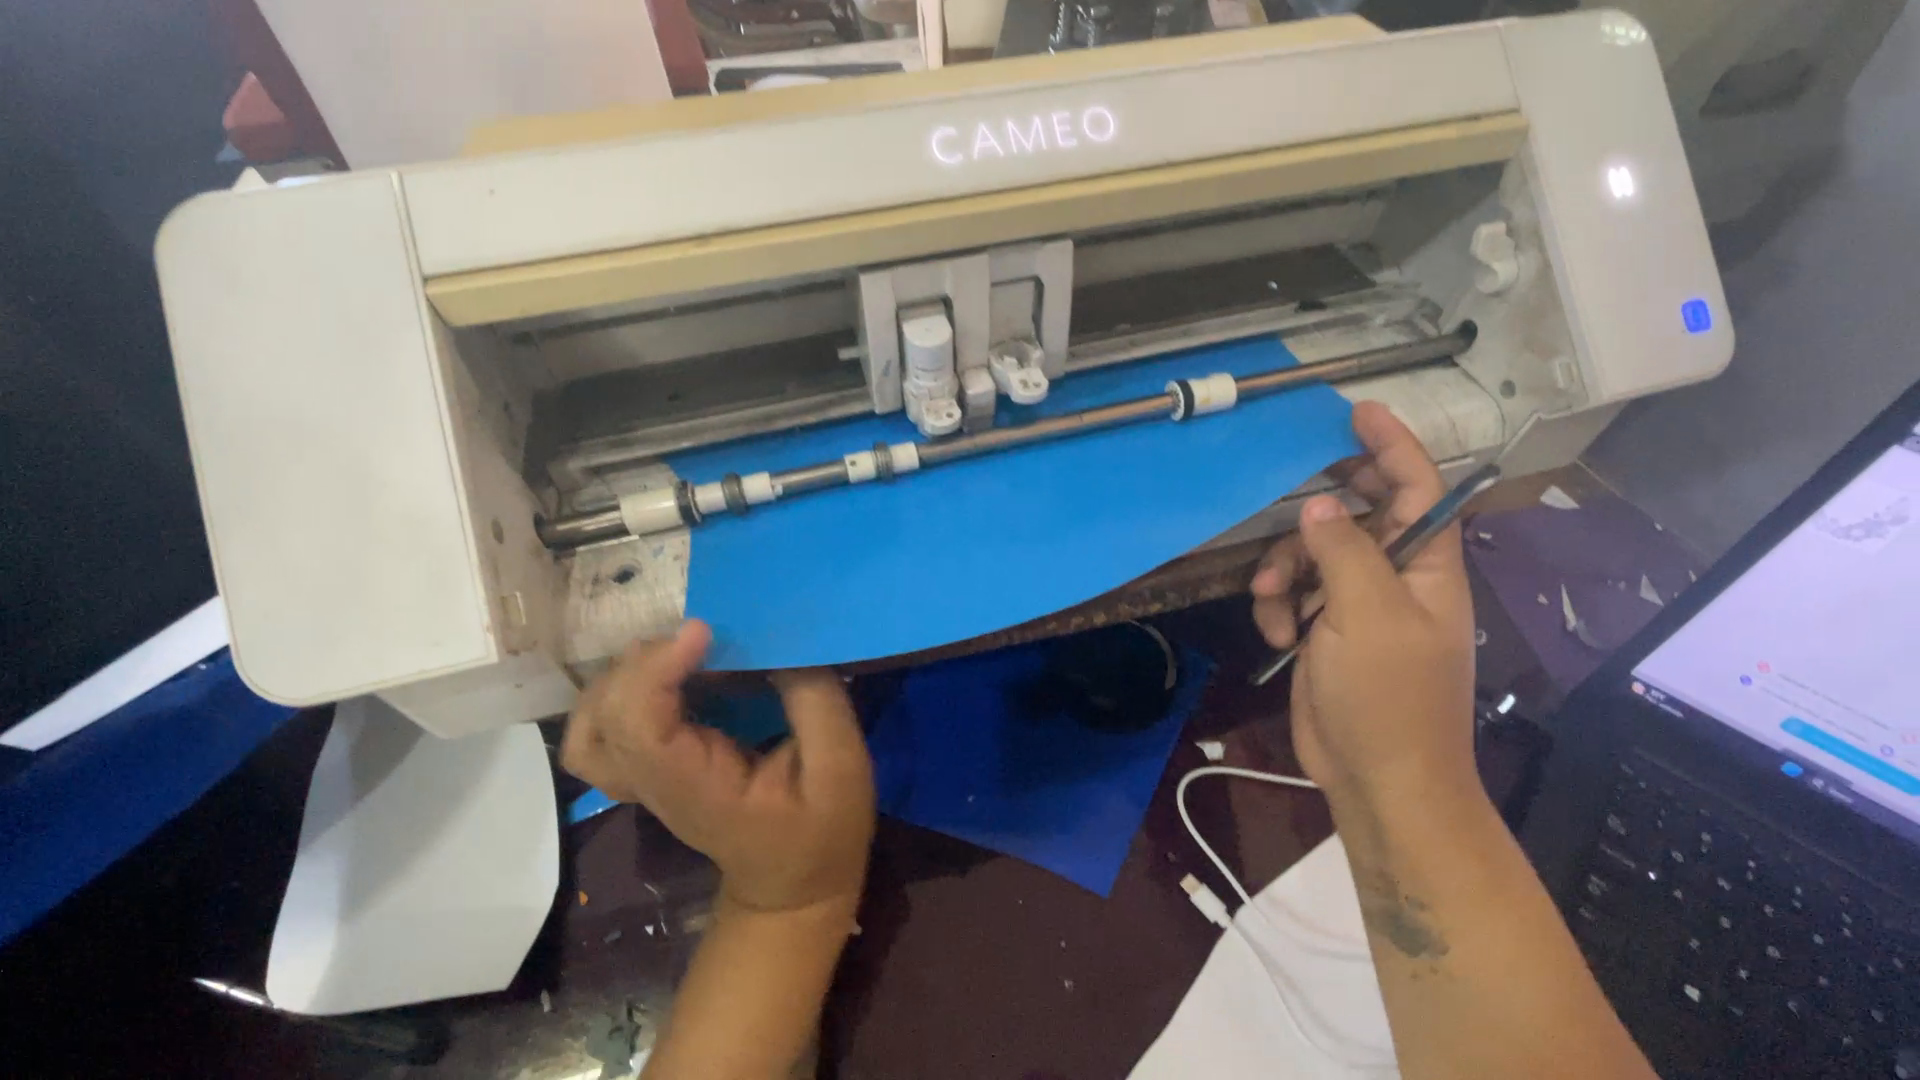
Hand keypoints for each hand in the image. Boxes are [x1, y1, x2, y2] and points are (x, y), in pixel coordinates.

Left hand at [561, 620, 876, 914]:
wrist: (792, 890)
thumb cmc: (820, 834)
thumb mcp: (840, 767)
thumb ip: (814, 700)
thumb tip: (783, 644)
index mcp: (693, 786)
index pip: (637, 725)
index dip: (656, 669)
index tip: (704, 633)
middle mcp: (652, 783)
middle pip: (605, 715)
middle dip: (646, 661)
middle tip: (704, 639)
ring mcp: (642, 781)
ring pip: (590, 722)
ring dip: (627, 674)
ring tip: (681, 653)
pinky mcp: (649, 771)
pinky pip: (605, 728)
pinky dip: (622, 691)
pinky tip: (668, 674)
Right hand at [1248, 402, 1476, 808]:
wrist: (1378, 779)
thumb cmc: (1389, 697)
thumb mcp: (1366, 615)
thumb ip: (1343, 550)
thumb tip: (1322, 505)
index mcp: (1428, 566)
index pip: (1419, 488)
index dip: (1393, 446)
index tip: (1358, 412)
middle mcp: (1398, 578)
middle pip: (1361, 516)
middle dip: (1320, 514)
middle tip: (1291, 498)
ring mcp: (1361, 607)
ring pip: (1316, 556)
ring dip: (1285, 571)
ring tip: (1271, 602)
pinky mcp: (1329, 634)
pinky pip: (1298, 597)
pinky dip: (1280, 608)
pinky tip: (1275, 636)